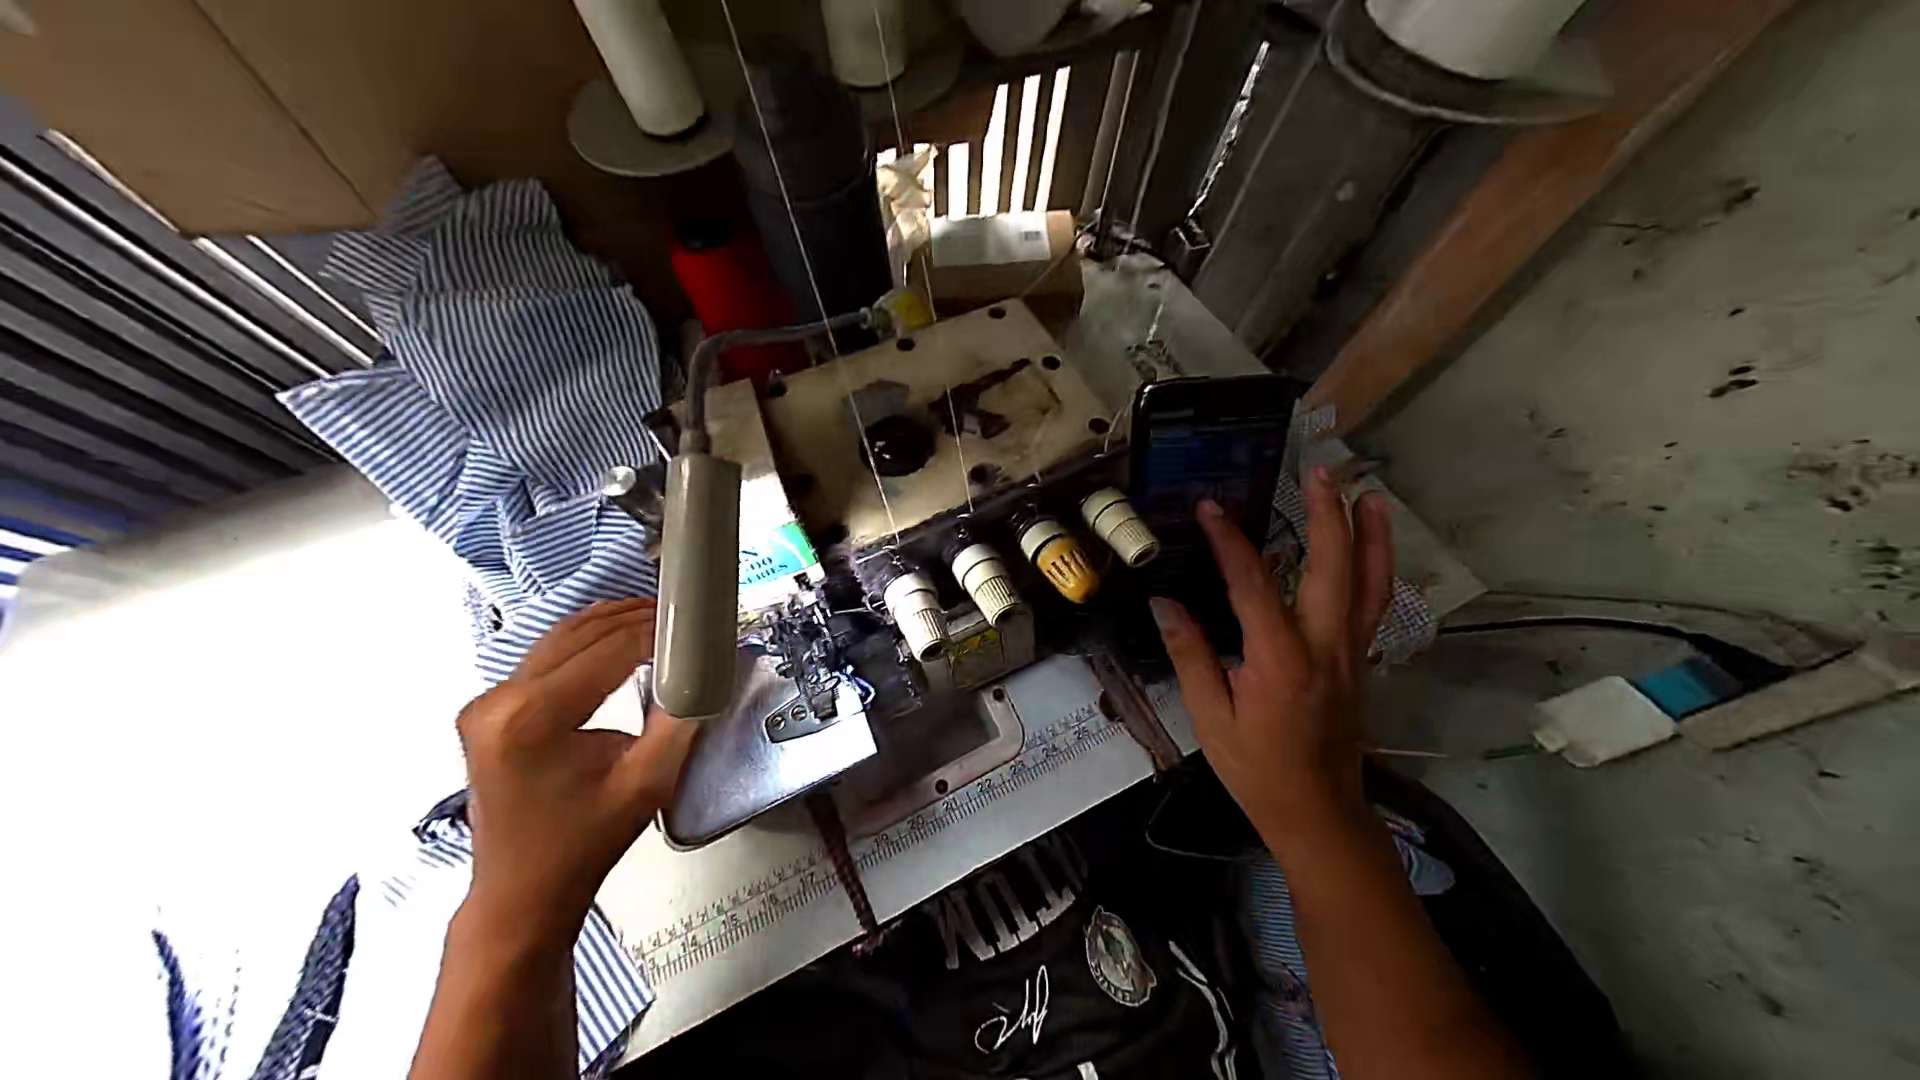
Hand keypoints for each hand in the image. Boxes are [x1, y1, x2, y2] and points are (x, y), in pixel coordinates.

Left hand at [454, 598, 696, 939]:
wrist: (523, 892)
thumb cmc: (580, 845)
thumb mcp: (648, 781)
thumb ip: (681, 718)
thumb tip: (703, 676)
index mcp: (531, 718)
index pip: (610, 649)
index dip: (658, 632)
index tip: (694, 627)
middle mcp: (498, 702)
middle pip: (582, 634)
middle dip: (637, 619)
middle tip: (682, 615)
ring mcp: (487, 704)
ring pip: (560, 637)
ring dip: (611, 624)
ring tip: (658, 620)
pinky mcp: (491, 710)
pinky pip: (545, 657)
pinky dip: (587, 641)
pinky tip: (618, 639)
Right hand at [1150, 468, 1392, 839]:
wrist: (1318, 812)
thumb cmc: (1257, 768)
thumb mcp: (1210, 717)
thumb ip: (1191, 655)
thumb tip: (1165, 604)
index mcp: (1281, 661)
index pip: (1254, 585)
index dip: (1230, 543)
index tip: (1211, 509)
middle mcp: (1325, 648)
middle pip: (1336, 569)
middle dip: (1328, 515)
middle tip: (1320, 472)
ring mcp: (1352, 654)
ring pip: (1372, 583)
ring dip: (1371, 535)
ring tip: (1369, 494)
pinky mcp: (1361, 663)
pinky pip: (1375, 606)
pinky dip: (1379, 569)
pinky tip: (1375, 550)